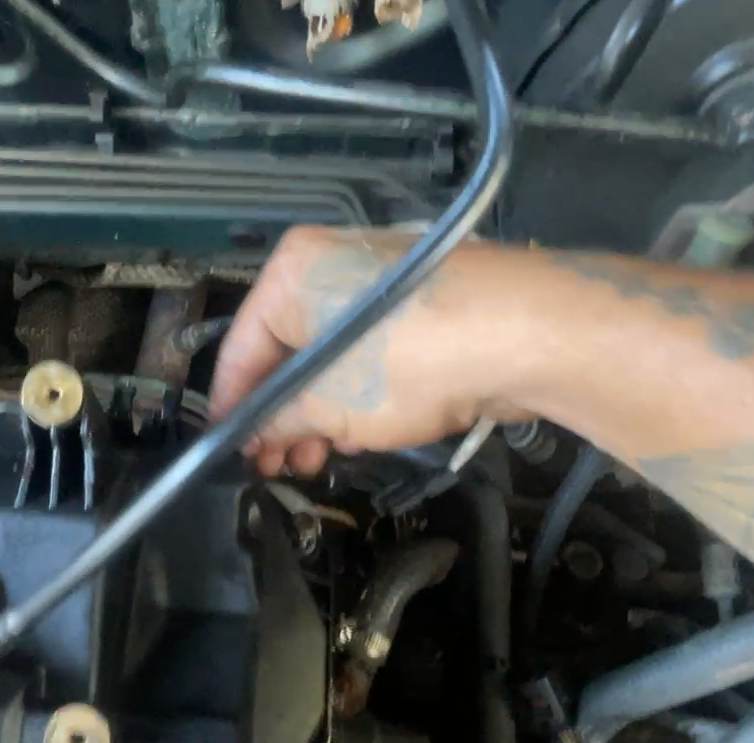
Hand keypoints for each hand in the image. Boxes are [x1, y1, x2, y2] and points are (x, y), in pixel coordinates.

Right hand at [211, 226, 539, 474]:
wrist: (526, 335)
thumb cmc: (407, 364)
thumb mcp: (327, 405)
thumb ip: (276, 421)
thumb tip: (252, 434)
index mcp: (291, 273)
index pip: (240, 348)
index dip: (232, 407)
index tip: (227, 450)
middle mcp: (328, 265)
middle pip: (284, 353)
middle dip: (279, 417)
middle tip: (276, 465)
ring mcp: (377, 283)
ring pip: (327, 359)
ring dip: (316, 414)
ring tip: (315, 460)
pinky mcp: (416, 306)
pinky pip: (366, 355)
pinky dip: (354, 395)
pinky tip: (355, 434)